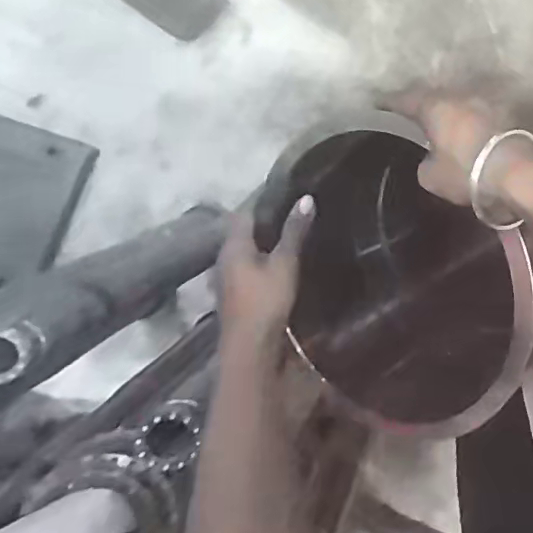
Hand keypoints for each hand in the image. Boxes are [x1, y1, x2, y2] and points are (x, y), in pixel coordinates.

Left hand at [219, 197, 313, 351]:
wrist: (250, 345)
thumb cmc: (266, 300)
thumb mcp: (285, 263)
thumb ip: (294, 232)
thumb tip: (306, 199)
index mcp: (233, 245)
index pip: (245, 212)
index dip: (263, 199)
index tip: (287, 188)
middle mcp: (226, 257)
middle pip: (245, 230)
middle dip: (267, 218)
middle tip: (295, 207)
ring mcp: (229, 276)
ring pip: (248, 248)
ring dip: (266, 238)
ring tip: (293, 229)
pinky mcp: (238, 291)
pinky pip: (252, 263)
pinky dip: (266, 255)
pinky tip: (283, 258)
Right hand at [391, 90, 532, 208]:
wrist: (518, 172)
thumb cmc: (468, 172)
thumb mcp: (432, 176)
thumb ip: (424, 163)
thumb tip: (431, 159)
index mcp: (434, 105)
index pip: (404, 99)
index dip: (389, 103)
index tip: (378, 104)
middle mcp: (459, 96)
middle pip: (435, 97)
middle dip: (423, 105)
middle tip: (412, 115)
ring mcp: (486, 104)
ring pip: (459, 105)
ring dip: (450, 113)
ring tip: (441, 125)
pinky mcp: (506, 116)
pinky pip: (478, 117)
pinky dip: (469, 123)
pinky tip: (466, 134)